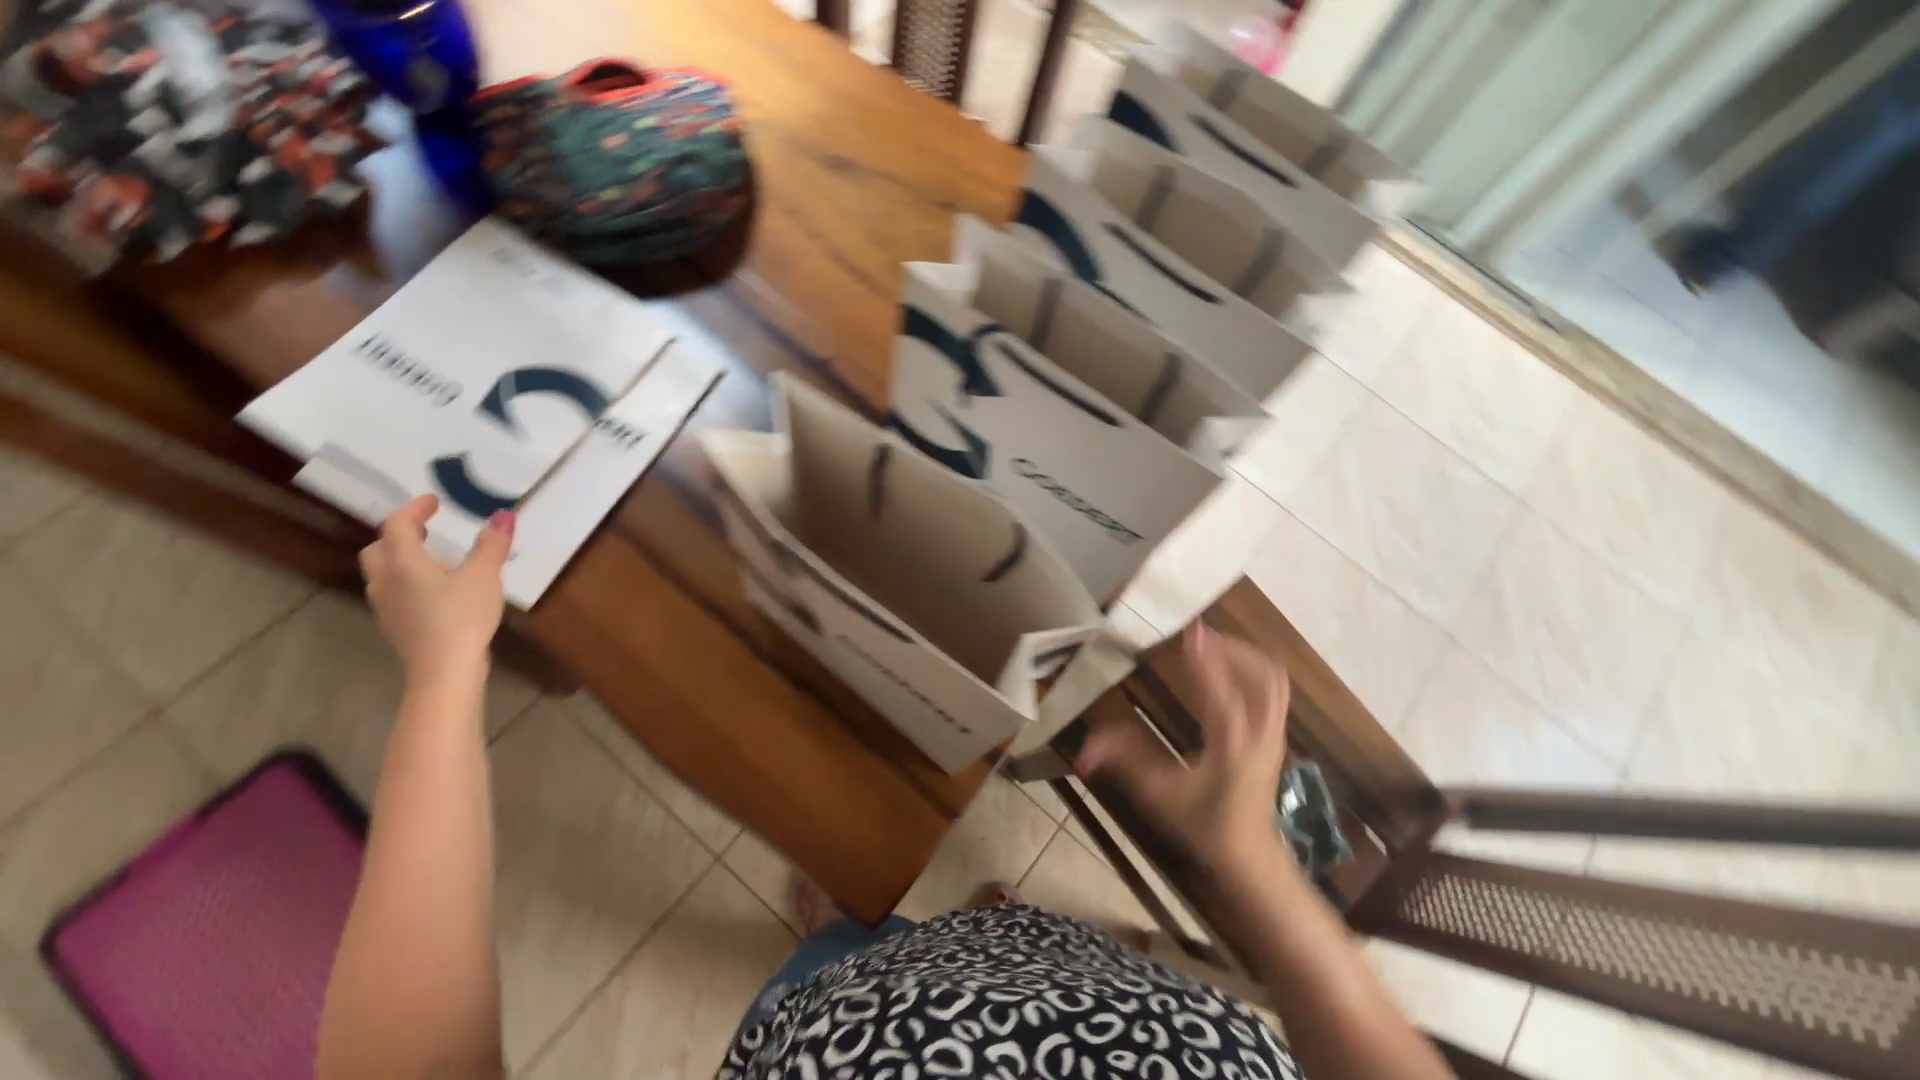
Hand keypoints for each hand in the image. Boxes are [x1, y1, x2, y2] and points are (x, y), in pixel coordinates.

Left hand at [359, 495, 513, 684]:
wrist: (444, 671)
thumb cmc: (462, 617)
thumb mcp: (484, 576)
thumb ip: (492, 544)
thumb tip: (504, 514)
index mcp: (403, 562)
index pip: (397, 524)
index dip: (414, 509)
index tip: (433, 502)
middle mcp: (386, 580)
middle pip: (378, 549)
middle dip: (398, 535)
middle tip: (425, 530)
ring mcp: (386, 607)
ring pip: (382, 574)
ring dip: (400, 560)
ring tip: (431, 561)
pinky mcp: (395, 627)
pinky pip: (393, 594)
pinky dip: (406, 583)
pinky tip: (433, 593)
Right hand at [1076, 621, 1292, 883]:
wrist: (1248, 854)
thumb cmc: (1202, 824)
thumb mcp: (1158, 795)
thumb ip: (1124, 763)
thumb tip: (1084, 751)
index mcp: (1231, 746)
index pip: (1223, 694)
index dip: (1208, 660)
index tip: (1190, 633)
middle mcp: (1259, 734)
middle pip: (1261, 677)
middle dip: (1232, 648)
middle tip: (1199, 635)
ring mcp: (1274, 734)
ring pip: (1273, 679)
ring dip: (1245, 655)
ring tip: (1214, 644)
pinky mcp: (1277, 735)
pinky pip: (1274, 690)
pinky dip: (1254, 669)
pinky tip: (1230, 666)